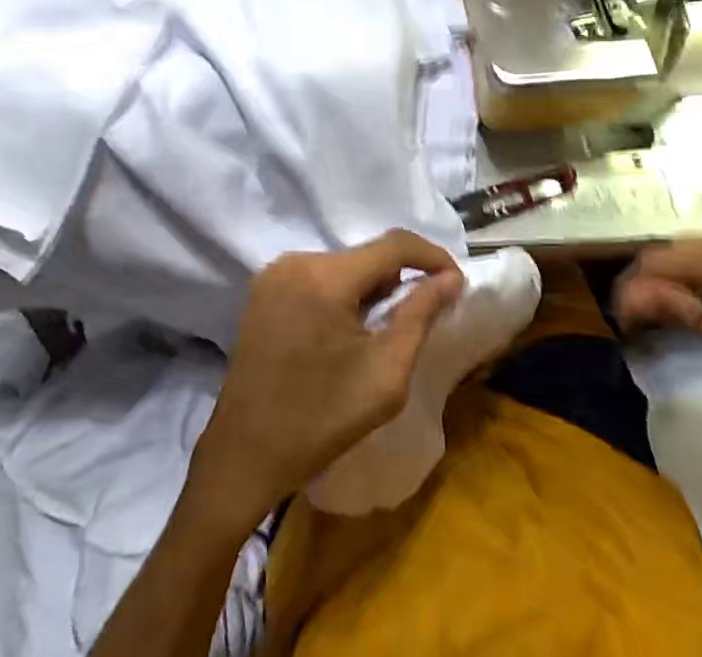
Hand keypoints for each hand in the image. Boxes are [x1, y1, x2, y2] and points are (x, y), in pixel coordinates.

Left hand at [186, 230, 463, 528]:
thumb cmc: (321, 419)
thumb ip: (420, 315)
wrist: (244, 457)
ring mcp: (273, 276)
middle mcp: (295, 263)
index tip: (457, 281)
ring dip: (371, 288)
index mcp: (324, 277)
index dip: (433, 257)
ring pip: (343, 266)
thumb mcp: (386, 372)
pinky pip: (318, 279)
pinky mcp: (262, 294)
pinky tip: (348, 331)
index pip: (394, 245)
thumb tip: (449, 278)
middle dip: (401, 278)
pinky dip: (343, 295)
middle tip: (422, 314)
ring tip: (383, 329)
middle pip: (367, 255)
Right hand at [615, 226, 701, 434]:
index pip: (659, 260)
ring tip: (669, 318)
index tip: (622, 323)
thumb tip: (636, 295)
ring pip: (700, 255)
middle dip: (652, 285)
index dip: (632, 289)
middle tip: (641, 323)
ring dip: (679, 283)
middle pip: (678, 252)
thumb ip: (683, 310)